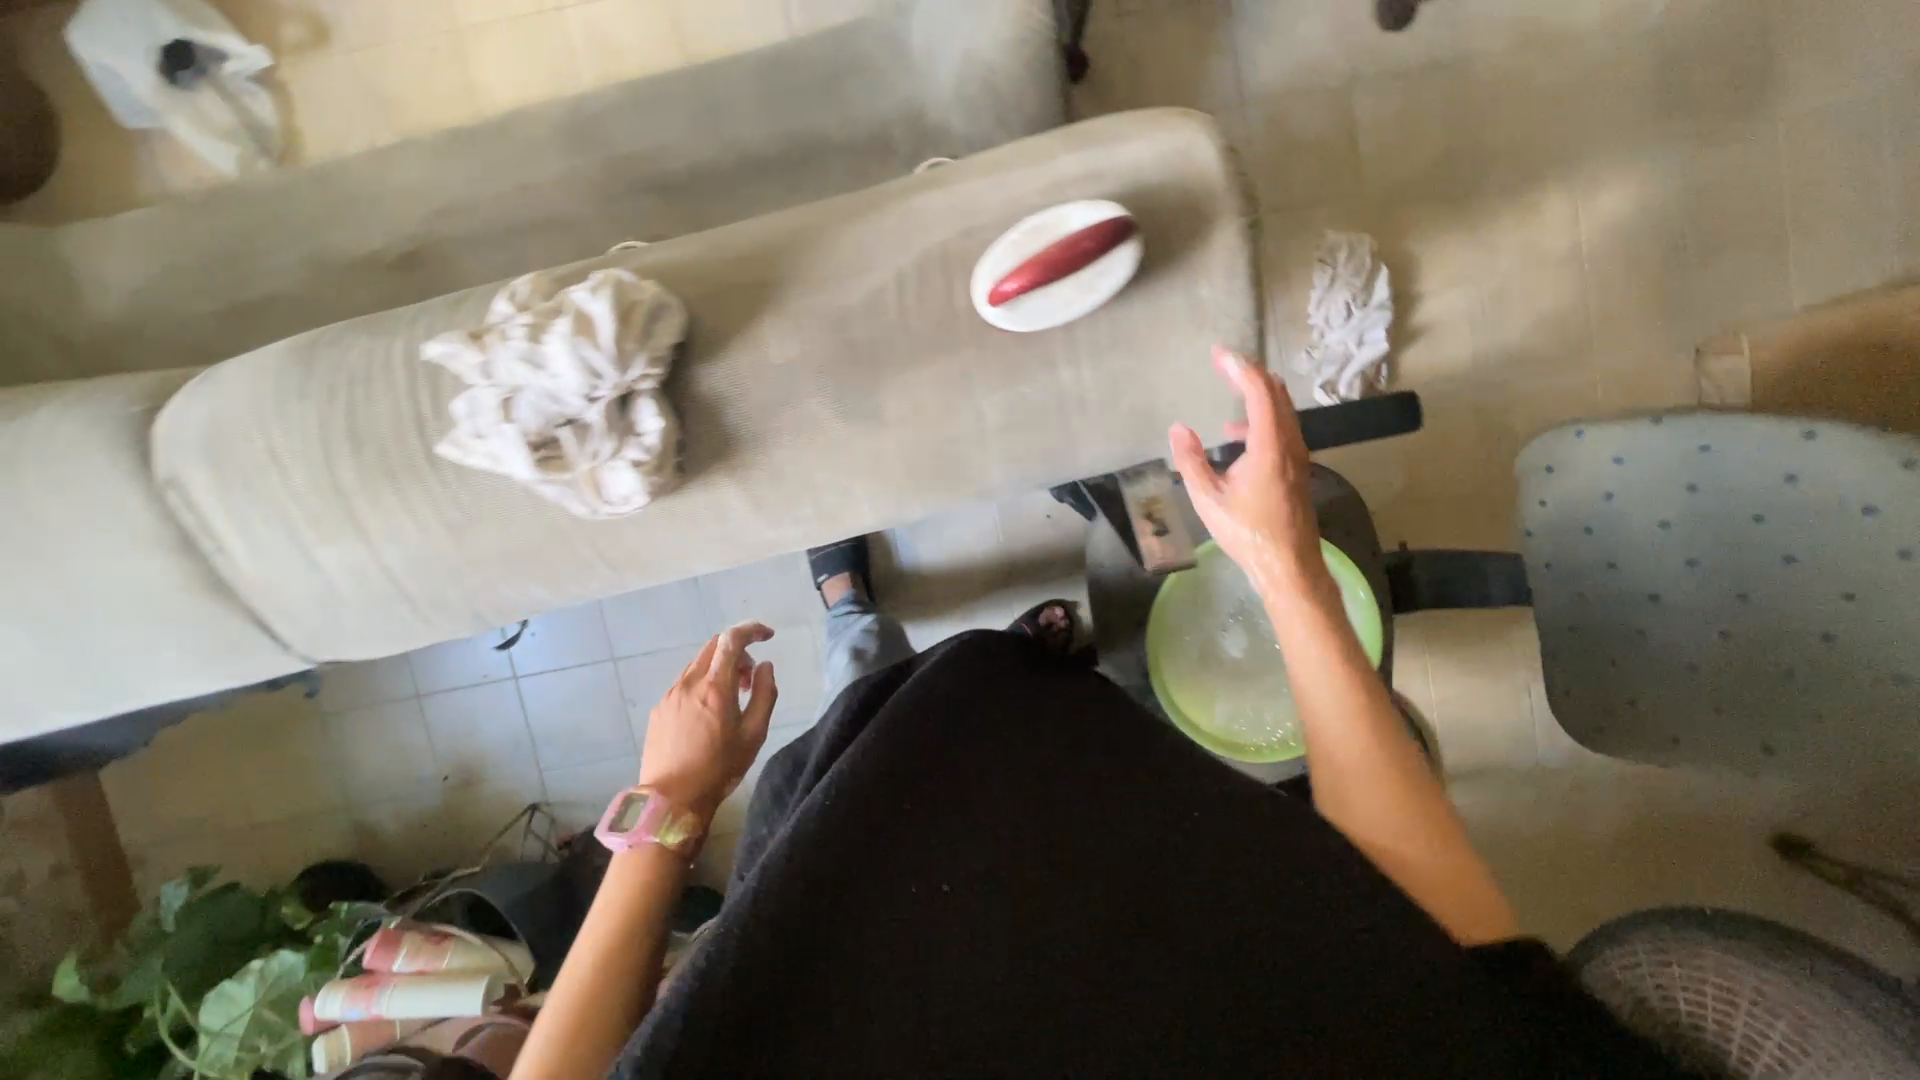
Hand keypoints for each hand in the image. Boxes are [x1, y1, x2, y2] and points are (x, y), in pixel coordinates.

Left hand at [637, 622, 778, 822]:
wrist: (672, 799)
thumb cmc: (719, 768)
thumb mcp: (754, 734)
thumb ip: (764, 694)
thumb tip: (765, 667)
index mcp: (714, 687)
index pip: (732, 639)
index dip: (751, 630)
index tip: (768, 635)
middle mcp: (689, 683)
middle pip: (713, 647)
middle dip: (737, 652)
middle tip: (750, 679)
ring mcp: (670, 696)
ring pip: (698, 665)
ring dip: (720, 670)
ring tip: (732, 700)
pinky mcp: (659, 710)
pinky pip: (685, 684)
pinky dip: (703, 684)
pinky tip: (709, 714)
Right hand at [1168, 346, 1326, 595]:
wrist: (1288, 563)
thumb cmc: (1247, 532)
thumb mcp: (1208, 498)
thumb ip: (1191, 461)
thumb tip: (1178, 429)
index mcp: (1269, 445)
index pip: (1259, 391)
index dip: (1238, 368)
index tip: (1217, 355)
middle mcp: (1290, 443)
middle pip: (1276, 393)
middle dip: (1249, 373)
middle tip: (1223, 363)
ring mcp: (1297, 455)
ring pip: (1283, 410)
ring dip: (1257, 394)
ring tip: (1230, 389)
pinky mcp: (1296, 468)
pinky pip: (1282, 428)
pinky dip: (1261, 417)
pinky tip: (1237, 435)